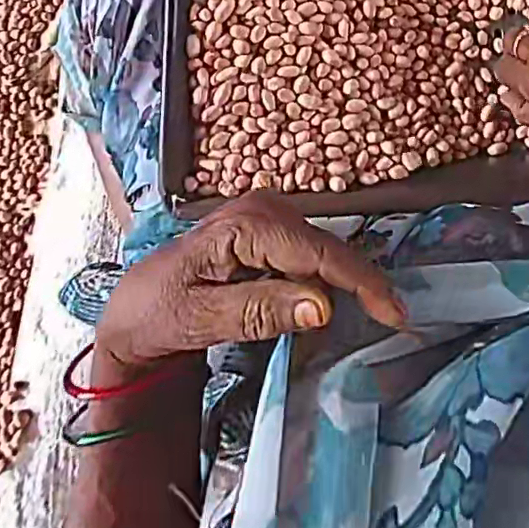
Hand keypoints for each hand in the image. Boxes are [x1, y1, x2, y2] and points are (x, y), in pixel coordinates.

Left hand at [94, 192, 405, 370]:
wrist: (132, 303)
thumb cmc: (157, 311)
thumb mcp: (200, 319)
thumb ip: (260, 310)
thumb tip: (323, 306)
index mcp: (247, 224)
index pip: (319, 254)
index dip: (362, 283)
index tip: (395, 313)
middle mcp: (262, 208)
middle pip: (327, 247)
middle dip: (362, 281)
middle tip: (395, 317)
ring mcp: (265, 213)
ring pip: (322, 248)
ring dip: (350, 279)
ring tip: (379, 309)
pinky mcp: (267, 226)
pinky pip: (309, 250)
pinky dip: (329, 275)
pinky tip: (341, 297)